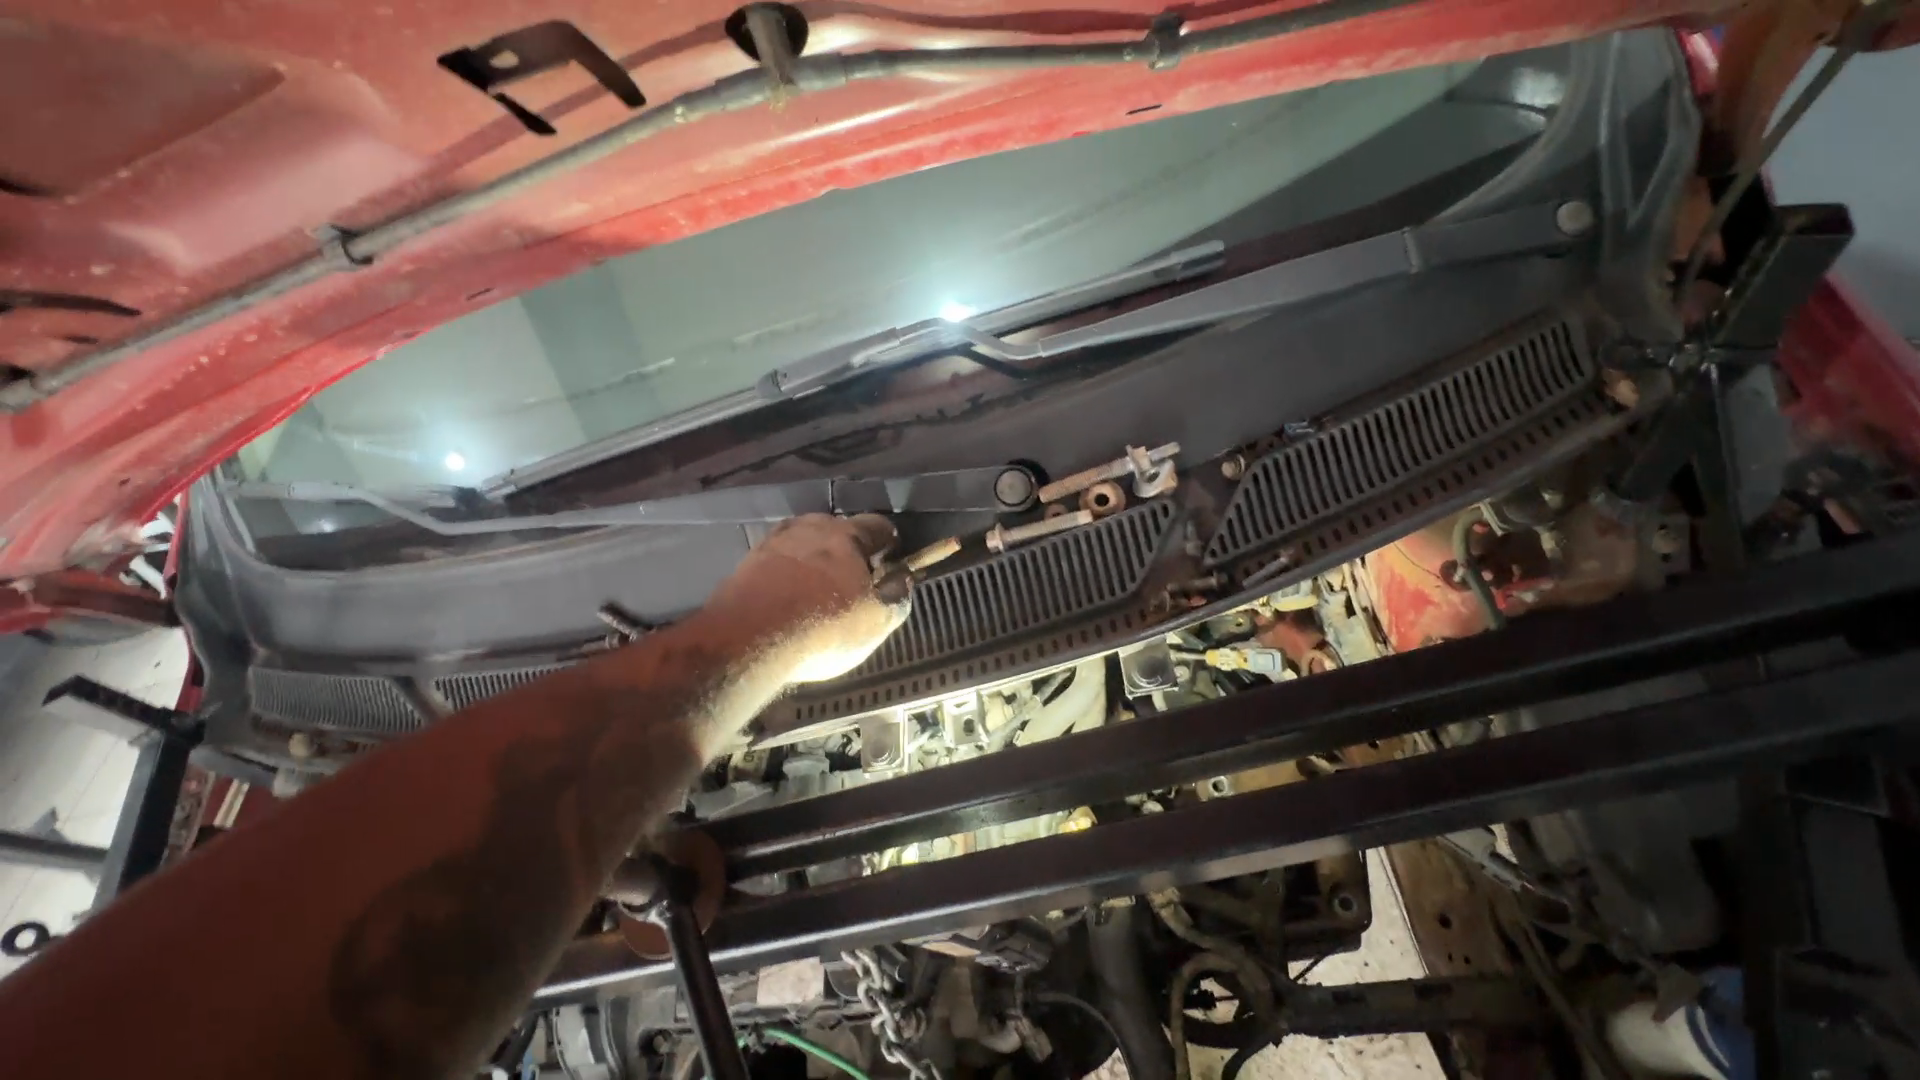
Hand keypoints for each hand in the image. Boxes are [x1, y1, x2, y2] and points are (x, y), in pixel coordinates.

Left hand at [705, 514, 911, 683]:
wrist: (747, 640)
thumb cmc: (823, 627)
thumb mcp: (877, 622)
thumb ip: (898, 596)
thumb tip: (902, 579)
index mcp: (846, 535)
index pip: (878, 526)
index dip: (890, 543)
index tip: (893, 561)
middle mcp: (809, 528)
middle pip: (838, 531)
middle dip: (850, 552)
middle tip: (856, 582)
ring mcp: (773, 543)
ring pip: (805, 545)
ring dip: (815, 562)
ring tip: (820, 592)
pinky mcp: (746, 564)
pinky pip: (779, 564)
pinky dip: (788, 576)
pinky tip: (789, 601)